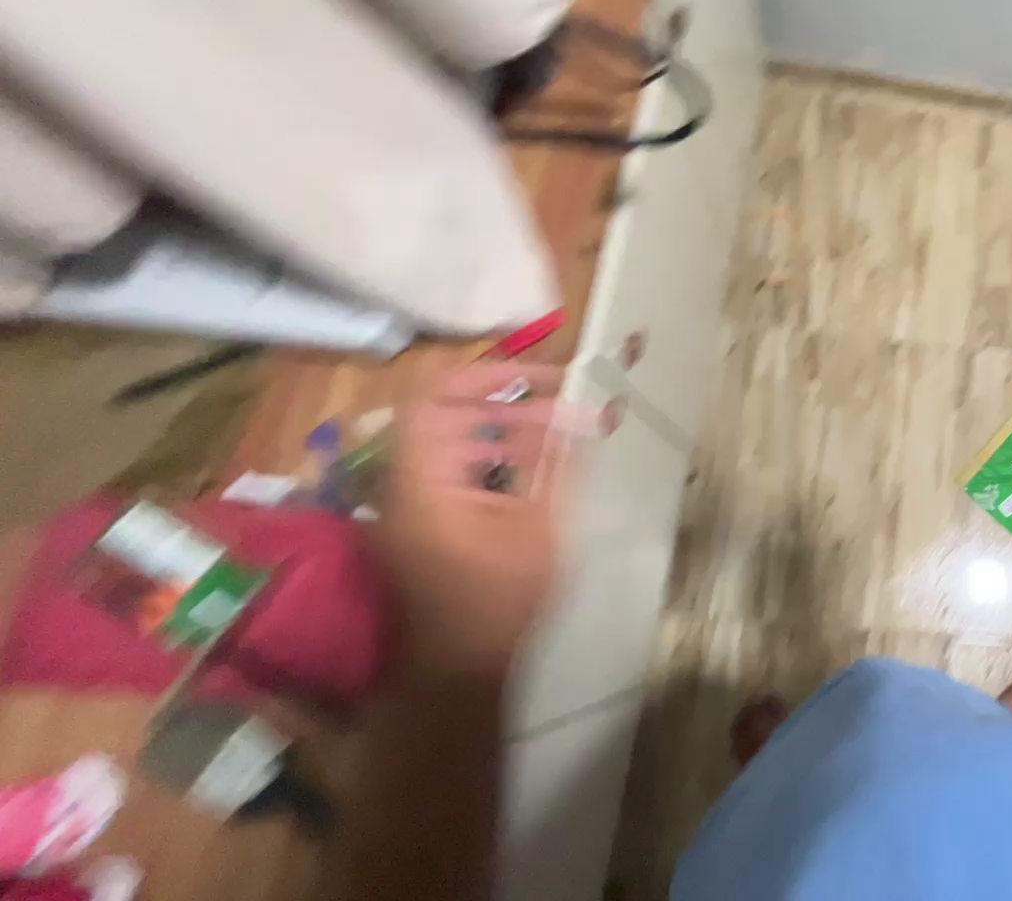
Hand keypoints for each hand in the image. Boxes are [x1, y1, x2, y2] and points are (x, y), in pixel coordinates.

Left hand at [373, 363, 566, 679]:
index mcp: (423, 481)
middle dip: (507, 402)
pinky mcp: (423, 524)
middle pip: (445, 416)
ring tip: (557, 433)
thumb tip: (570, 410)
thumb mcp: (539, 526)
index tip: (545, 379)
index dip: (488, 377)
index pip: (437, 399)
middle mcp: (405, 485)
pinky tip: (532, 471)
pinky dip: (493, 457)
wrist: (459, 670)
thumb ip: (552, 462)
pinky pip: (453, 469)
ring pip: (451, 442)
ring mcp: (409, 506)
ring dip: (503, 429)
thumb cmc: (500, 598)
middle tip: (562, 404)